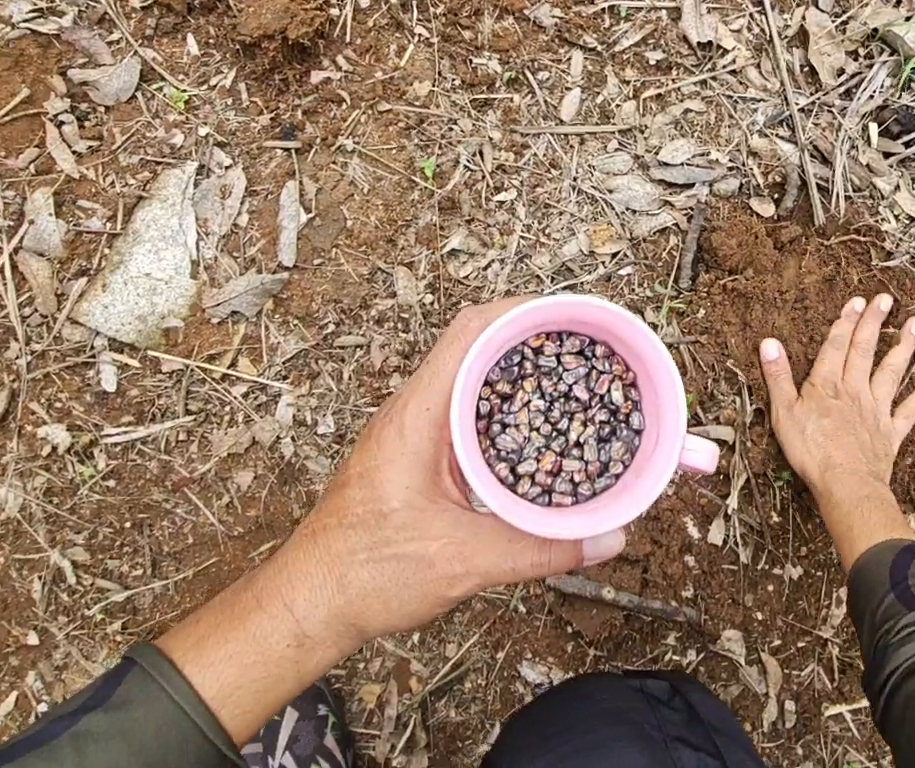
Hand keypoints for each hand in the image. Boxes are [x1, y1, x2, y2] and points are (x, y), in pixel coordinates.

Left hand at [158, 299, 623, 741]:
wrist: (309, 604)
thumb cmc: (365, 574)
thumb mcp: (464, 561)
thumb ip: (539, 549)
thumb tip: (606, 539)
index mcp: (418, 415)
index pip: (469, 331)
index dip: (518, 310)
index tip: (564, 312)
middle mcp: (413, 410)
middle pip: (473, 343)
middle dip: (527, 334)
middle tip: (579, 343)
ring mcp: (411, 429)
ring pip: (467, 376)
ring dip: (513, 368)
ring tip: (565, 375)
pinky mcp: (415, 452)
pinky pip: (462, 408)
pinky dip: (499, 404)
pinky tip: (531, 428)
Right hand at [758, 294, 914, 568]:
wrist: (846, 485)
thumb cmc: (810, 451)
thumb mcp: (783, 412)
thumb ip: (778, 376)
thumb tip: (769, 343)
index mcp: (827, 384)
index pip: (836, 345)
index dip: (845, 321)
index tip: (856, 301)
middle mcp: (854, 390)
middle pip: (865, 350)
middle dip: (874, 322)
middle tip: (885, 299)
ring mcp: (876, 409)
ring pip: (892, 372)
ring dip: (904, 347)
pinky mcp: (891, 432)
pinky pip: (911, 410)